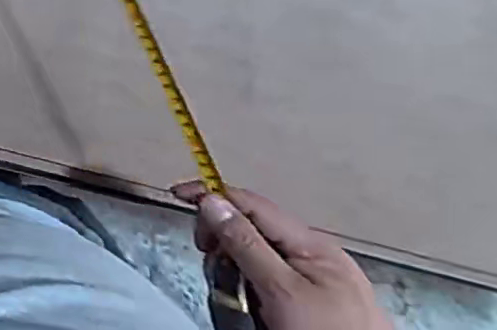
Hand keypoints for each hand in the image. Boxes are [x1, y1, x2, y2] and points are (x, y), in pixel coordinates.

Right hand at [173, 182, 391, 329]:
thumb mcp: (281, 292)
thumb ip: (245, 242)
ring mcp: (319, 280)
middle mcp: (318, 256)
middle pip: (252, 225)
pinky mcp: (316, 301)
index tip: (177, 196)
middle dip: (222, 235)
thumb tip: (210, 200)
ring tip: (233, 287)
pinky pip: (269, 274)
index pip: (251, 202)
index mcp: (315, 246)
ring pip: (257, 251)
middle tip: (207, 255)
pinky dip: (250, 279)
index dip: (211, 194)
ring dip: (235, 262)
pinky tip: (251, 298)